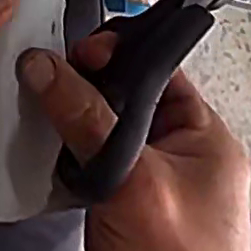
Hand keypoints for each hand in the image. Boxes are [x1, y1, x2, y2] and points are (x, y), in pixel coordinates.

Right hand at [20, 33, 250, 250]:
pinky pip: (89, 151)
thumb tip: (46, 68)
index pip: (154, 65)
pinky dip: (68, 149)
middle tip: (53, 85)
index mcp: (204, 138)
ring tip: (52, 120)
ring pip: (100, 119)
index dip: (113, 53)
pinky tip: (56, 154)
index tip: (75, 56)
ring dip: (72, 118)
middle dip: (84, 86)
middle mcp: (179, 151)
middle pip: (122, 88)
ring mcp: (150, 176)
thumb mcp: (133, 185)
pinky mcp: (124, 198)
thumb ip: (87, 119)